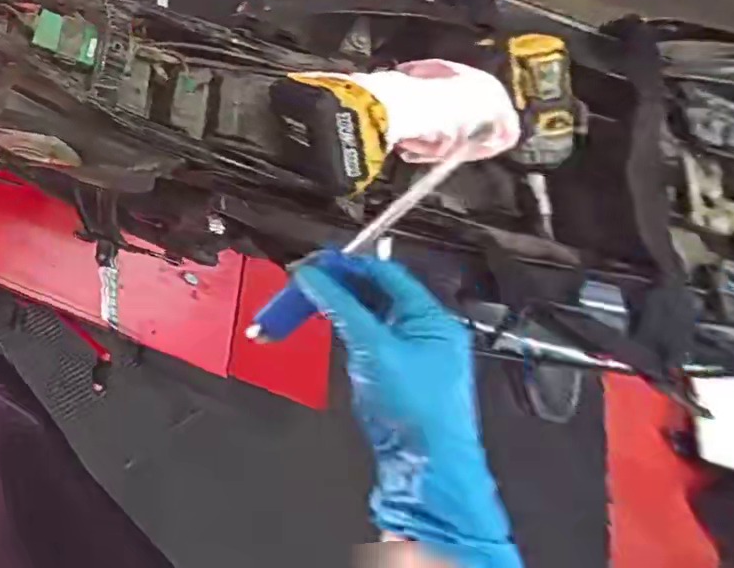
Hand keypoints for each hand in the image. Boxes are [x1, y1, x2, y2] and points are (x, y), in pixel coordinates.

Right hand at [253, 252, 521, 567]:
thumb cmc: (417, 411)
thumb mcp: (373, 347)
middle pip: (371, 290)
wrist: (426, 472)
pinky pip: (358, 331)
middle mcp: (421, 329)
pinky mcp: (387, 367)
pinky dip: (336, 322)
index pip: (385, 272)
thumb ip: (339, 305)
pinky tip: (318, 320)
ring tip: (302, 298)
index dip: (348, 264)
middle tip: (302, 279)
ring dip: (332, 303)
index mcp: (431, 319)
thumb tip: (311, 275)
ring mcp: (404, 349)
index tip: (315, 262)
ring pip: (362, 310)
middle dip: (335, 283)